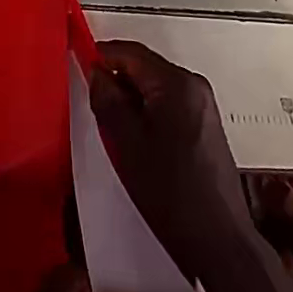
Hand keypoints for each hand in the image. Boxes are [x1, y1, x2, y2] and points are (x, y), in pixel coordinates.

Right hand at [86, 41, 252, 285]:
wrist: (217, 239)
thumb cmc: (169, 190)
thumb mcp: (126, 143)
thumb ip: (107, 100)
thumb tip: (95, 72)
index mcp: (176, 84)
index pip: (130, 52)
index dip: (100, 55)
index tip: (75, 64)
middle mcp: (194, 85)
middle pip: (144, 67)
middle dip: (115, 79)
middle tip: (89, 102)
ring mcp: (202, 104)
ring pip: (154, 86)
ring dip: (129, 98)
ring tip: (109, 125)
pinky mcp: (204, 124)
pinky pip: (166, 103)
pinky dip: (145, 111)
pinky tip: (132, 138)